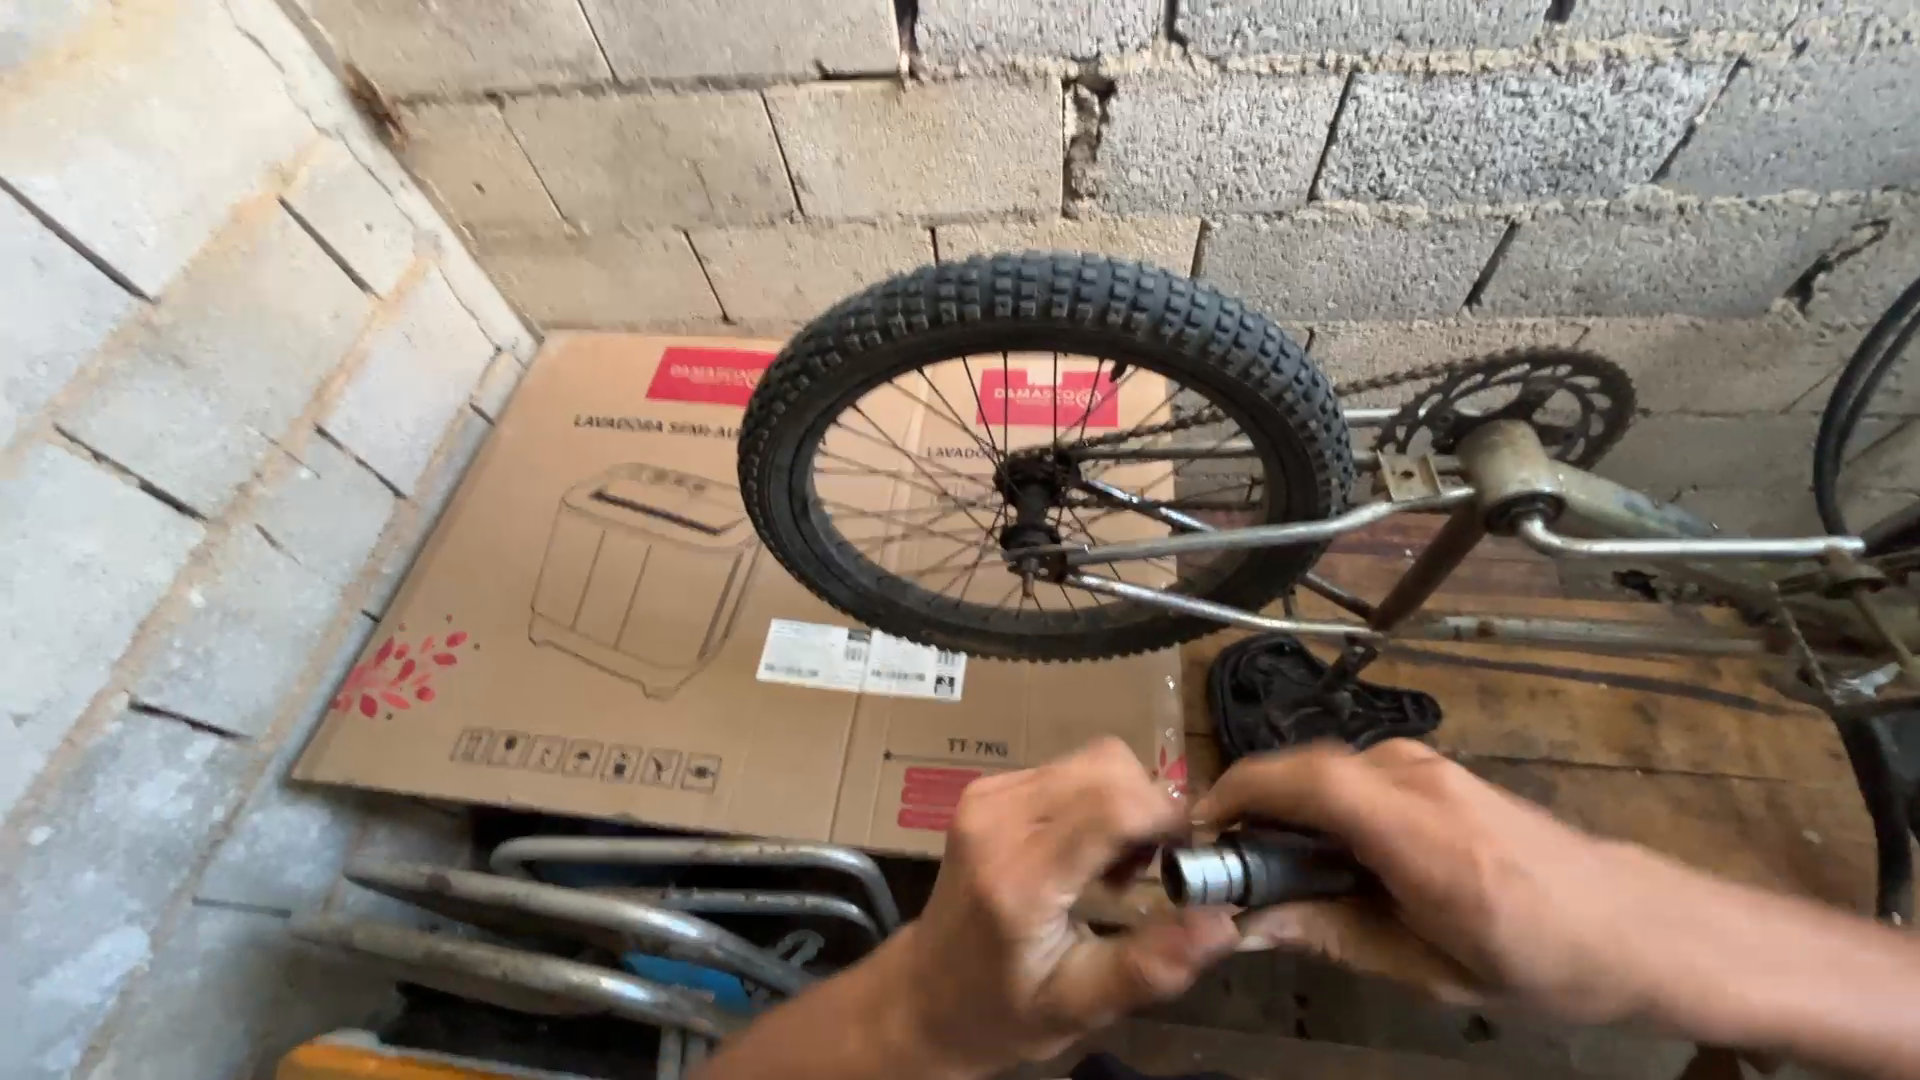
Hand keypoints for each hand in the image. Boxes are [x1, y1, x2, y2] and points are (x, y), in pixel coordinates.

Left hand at [896, 738, 1239, 1072]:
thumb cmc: (1003, 1009)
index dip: (1166, 816)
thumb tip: (1224, 921)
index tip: (1191, 855)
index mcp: (1019, 877)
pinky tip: (1085, 847)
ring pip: (1089, 759)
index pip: (1110, 806)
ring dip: (1124, 799)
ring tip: (1115, 866)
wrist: (926, 990)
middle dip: (1150, 806)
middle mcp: (998, 818)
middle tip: (1151, 868)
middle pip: (1105, 767)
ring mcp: (987, 795)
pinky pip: (1065, 768)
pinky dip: (1095, 797)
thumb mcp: (1080, 1006)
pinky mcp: (987, 787)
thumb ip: (1151, 964)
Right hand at [1195, 740, 1729, 1025]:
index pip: (1310, 783)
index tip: (1199, 830)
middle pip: (1303, 768)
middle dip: (1249, 803)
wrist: (1642, 923)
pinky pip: (1346, 770)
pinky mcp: (1425, 762)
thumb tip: (1246, 924)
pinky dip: (1314, 799)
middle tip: (1224, 858)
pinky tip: (1321, 843)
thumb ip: (1333, 936)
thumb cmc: (1545, 961)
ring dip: (1281, 802)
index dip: (1241, 793)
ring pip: (1320, 766)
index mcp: (1424, 837)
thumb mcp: (1432, 970)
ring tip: (1269, 858)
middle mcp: (1416, 779)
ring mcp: (1422, 762)